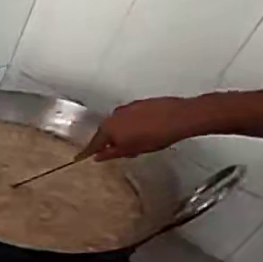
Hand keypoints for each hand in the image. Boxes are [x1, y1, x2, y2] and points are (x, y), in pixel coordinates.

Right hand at [80, 95, 225, 160]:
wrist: (182, 117)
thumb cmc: (156, 135)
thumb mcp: (130, 150)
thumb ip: (110, 154)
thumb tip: (100, 156)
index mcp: (108, 128)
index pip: (93, 143)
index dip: (87, 152)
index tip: (80, 157)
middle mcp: (115, 115)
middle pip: (106, 132)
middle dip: (110, 142)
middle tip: (119, 152)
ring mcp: (129, 107)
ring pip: (119, 124)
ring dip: (123, 133)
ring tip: (137, 143)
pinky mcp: (142, 103)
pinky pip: (131, 117)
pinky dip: (133, 125)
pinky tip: (145, 132)